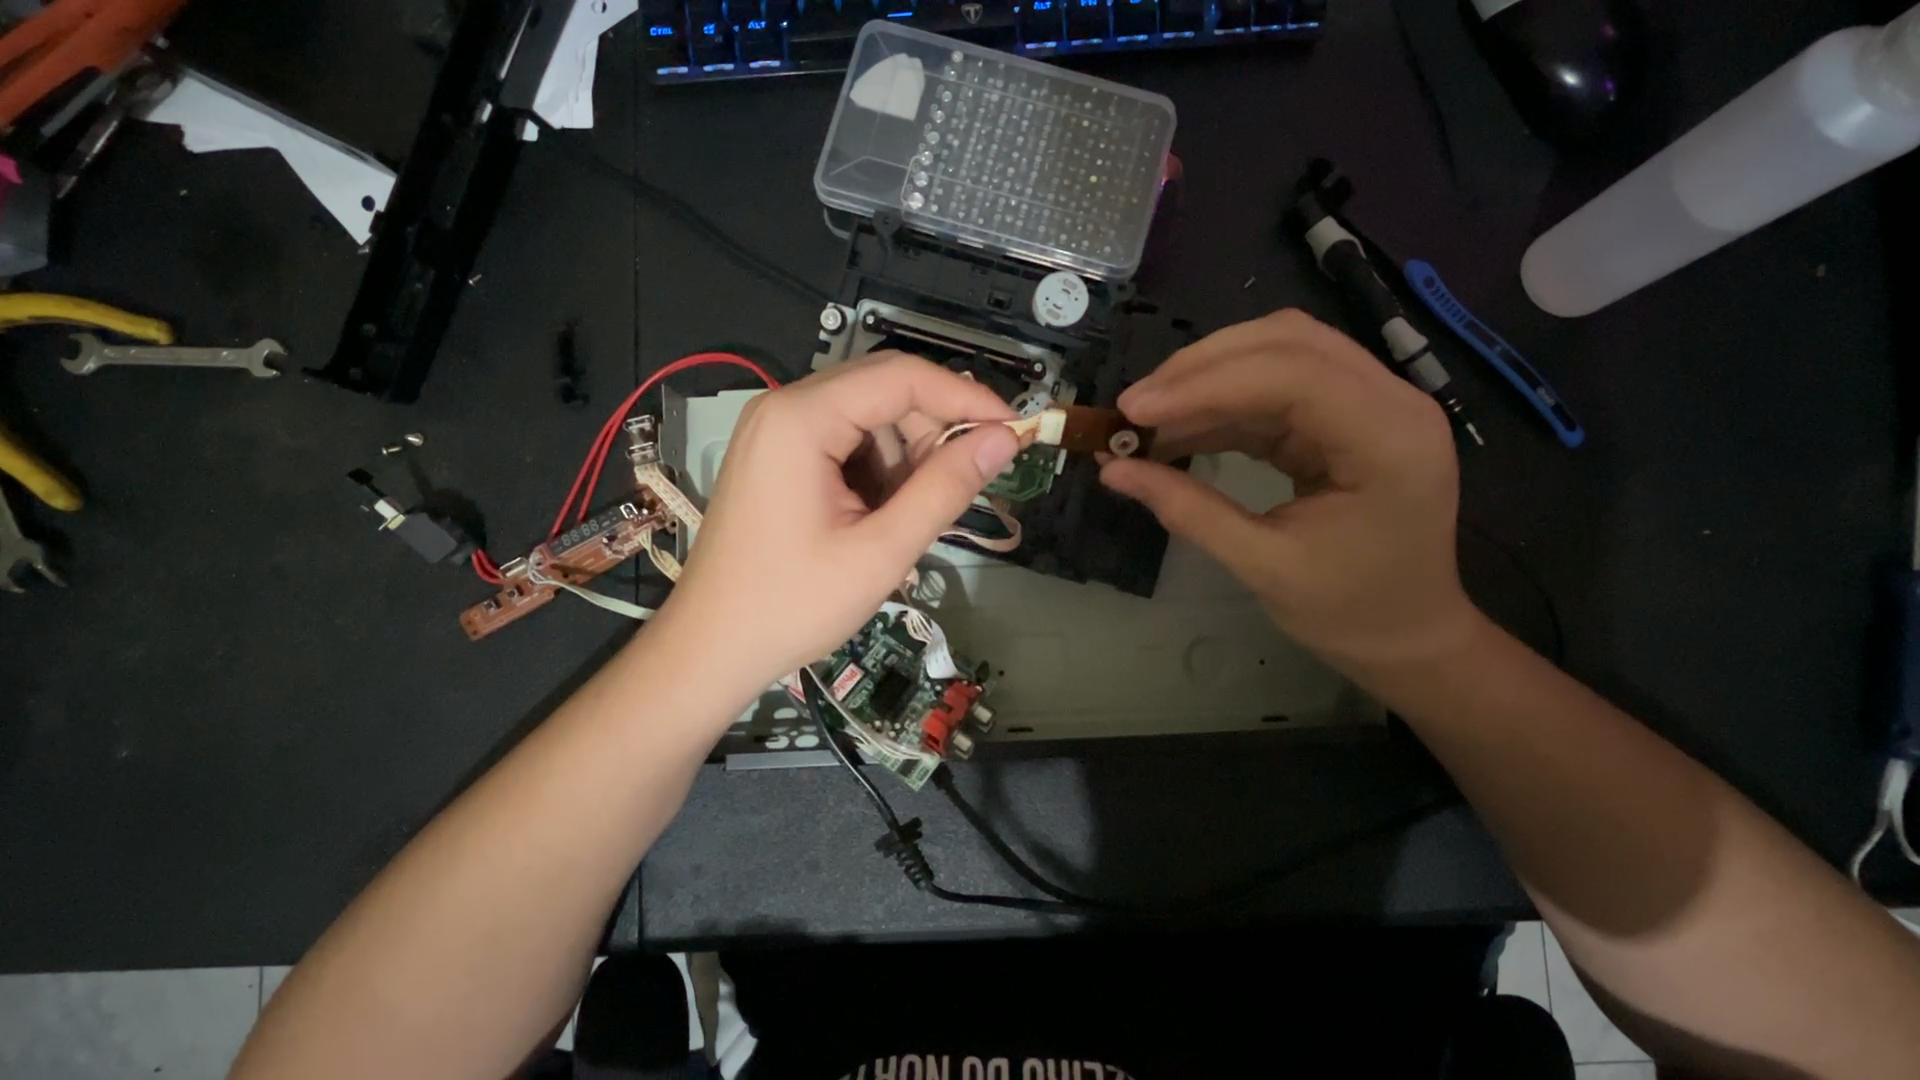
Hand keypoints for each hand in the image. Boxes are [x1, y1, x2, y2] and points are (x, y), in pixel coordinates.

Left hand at [646, 353, 1019, 704]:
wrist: (711, 648)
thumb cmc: (792, 605)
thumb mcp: (880, 551)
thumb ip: (945, 489)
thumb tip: (1004, 439)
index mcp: (802, 418)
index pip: (902, 377)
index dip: (965, 398)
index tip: (1015, 430)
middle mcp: (785, 407)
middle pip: (884, 389)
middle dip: (934, 429)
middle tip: (968, 480)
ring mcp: (776, 430)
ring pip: (868, 416)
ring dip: (907, 454)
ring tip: (913, 515)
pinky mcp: (776, 455)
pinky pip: (845, 441)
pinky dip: (878, 469)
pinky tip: (881, 516)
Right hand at [1099, 309, 1481, 676]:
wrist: (1409, 634)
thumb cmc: (1350, 612)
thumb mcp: (1265, 567)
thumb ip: (1189, 511)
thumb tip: (1112, 470)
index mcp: (1391, 440)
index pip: (1294, 375)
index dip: (1206, 383)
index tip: (1134, 412)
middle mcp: (1392, 402)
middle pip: (1287, 343)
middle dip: (1200, 368)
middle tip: (1133, 409)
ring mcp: (1373, 402)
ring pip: (1278, 353)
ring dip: (1206, 379)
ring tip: (1144, 420)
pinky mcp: (1347, 414)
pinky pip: (1276, 386)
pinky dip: (1220, 403)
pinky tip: (1177, 429)